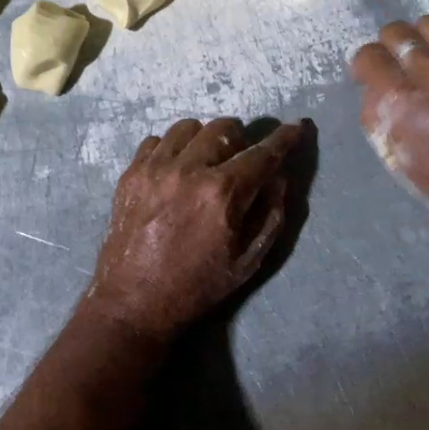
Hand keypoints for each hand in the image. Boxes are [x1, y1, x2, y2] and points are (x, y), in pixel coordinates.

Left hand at [83, 118, 305, 340]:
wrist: (134, 303)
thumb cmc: (197, 286)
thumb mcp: (248, 260)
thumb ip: (271, 214)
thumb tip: (278, 176)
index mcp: (222, 193)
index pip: (262, 153)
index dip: (284, 138)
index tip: (297, 126)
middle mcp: (189, 170)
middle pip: (223, 128)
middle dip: (239, 140)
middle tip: (237, 162)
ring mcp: (155, 168)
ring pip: (188, 127)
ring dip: (203, 139)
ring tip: (203, 162)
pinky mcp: (131, 173)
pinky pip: (156, 140)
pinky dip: (171, 149)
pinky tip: (174, 171)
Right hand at [350, 16, 428, 219]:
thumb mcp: (392, 155)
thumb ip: (376, 115)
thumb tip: (373, 89)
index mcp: (397, 99)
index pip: (368, 54)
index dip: (363, 63)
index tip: (368, 73)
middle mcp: (427, 74)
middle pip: (397, 31)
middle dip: (389, 43)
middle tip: (396, 60)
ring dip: (422, 35)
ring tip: (425, 52)